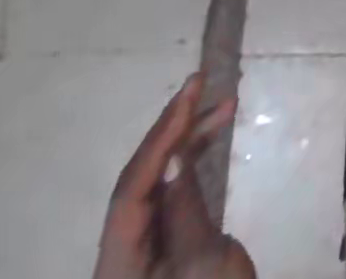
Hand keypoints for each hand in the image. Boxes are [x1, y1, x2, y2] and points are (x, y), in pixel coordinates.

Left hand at [93, 73, 255, 278]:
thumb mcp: (204, 266)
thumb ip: (187, 211)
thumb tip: (177, 157)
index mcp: (119, 264)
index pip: (131, 190)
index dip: (160, 141)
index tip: (189, 97)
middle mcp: (121, 251)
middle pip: (140, 179)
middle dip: (171, 129)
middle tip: (200, 84)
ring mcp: (142, 246)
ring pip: (158, 180)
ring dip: (190, 139)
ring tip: (226, 103)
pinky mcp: (164, 241)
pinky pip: (174, 190)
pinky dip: (196, 160)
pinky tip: (217, 134)